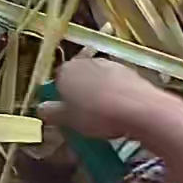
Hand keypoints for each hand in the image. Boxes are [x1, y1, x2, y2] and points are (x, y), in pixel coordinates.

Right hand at [38, 57, 182, 141]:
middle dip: (80, 94)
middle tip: (84, 117)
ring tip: (106, 117)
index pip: (57, 81)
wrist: (141, 110)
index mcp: (65, 71)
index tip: (66, 114)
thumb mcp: (69, 120)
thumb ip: (54, 114)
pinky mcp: (131, 72)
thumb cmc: (96, 114)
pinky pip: (117, 84)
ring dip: (99, 94)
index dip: (61, 98)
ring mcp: (110, 65)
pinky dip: (117, 95)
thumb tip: (41, 109)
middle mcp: (86, 62)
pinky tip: (122, 112)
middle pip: (79, 78)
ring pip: (99, 80)